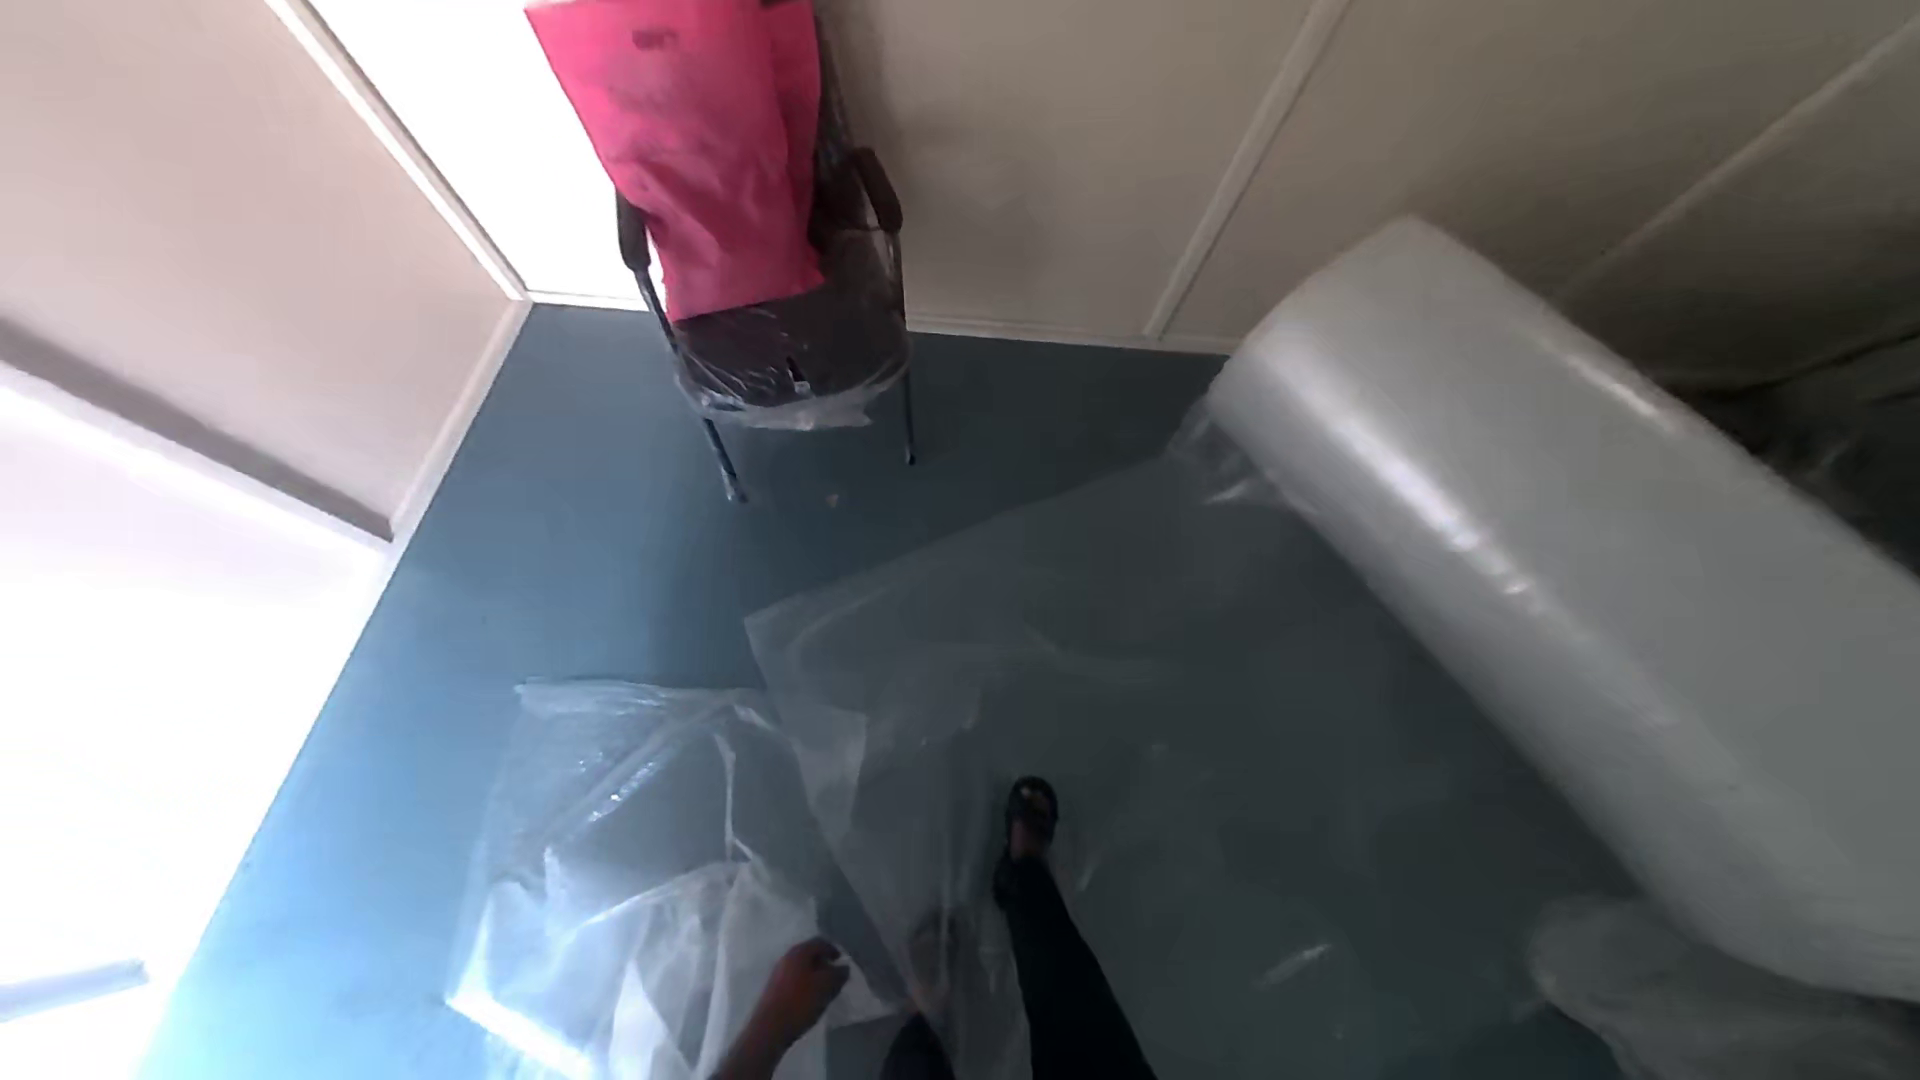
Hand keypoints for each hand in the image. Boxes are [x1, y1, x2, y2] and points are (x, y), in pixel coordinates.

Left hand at [748, 937, 849, 1048]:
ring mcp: (777, 973)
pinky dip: (803, 985)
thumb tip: (844, 968)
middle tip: (833, 977)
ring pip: (801, 968)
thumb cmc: (800, 1003)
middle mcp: (787, 957)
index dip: (833, 949)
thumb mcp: (825, 988)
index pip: (820, 942)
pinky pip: (793, 980)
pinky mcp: (772, 990)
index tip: (841, 962)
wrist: (768, 1030)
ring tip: (822, 991)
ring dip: (813, 975)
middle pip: (809, 954)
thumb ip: (838, 975)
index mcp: (799, 951)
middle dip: (823, 964)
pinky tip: (808, 999)